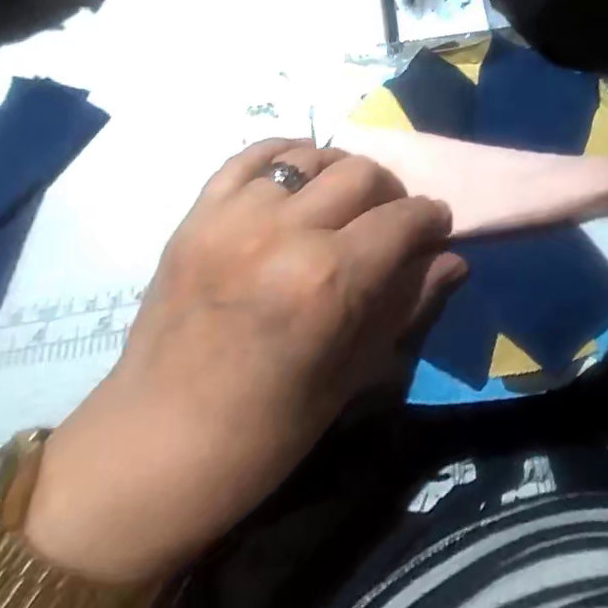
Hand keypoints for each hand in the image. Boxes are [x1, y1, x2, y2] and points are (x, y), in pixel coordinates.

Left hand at [23, 138, 464, 581]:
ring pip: (312, 158)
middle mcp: (284, 234)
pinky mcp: (195, 218)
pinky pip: (250, 157)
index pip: (406, 217)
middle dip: (392, 194)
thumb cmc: (270, 428)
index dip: (432, 220)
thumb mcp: (358, 371)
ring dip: (341, 176)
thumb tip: (453, 259)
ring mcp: (232, 220)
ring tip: (342, 206)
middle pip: (364, 173)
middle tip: (390, 223)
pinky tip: (300, 178)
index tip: (436, 231)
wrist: (153, 450)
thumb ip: (410, 302)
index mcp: (330, 279)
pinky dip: (284, 156)